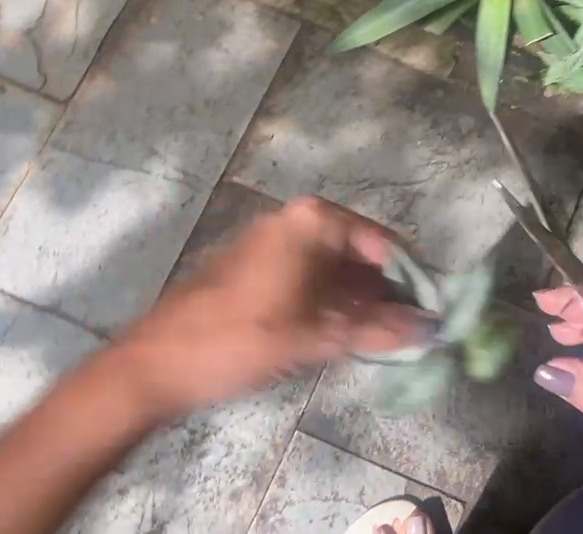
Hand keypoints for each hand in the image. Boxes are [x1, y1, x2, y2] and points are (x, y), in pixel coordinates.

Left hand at [104, 196, 430, 420]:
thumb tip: (430, 329)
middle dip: (384, 291)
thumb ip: (379, 329)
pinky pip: (312, 275)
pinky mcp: (260, 264)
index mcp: (314, 220)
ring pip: (336, 266)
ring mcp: (275, 239)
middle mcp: (297, 218)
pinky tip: (338, 333)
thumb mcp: (315, 337)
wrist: (151, 364)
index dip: (408, 280)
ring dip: (358, 299)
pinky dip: (331, 300)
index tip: (425, 313)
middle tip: (402, 330)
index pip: (384, 243)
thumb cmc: (239, 338)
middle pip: (361, 252)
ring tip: (376, 337)